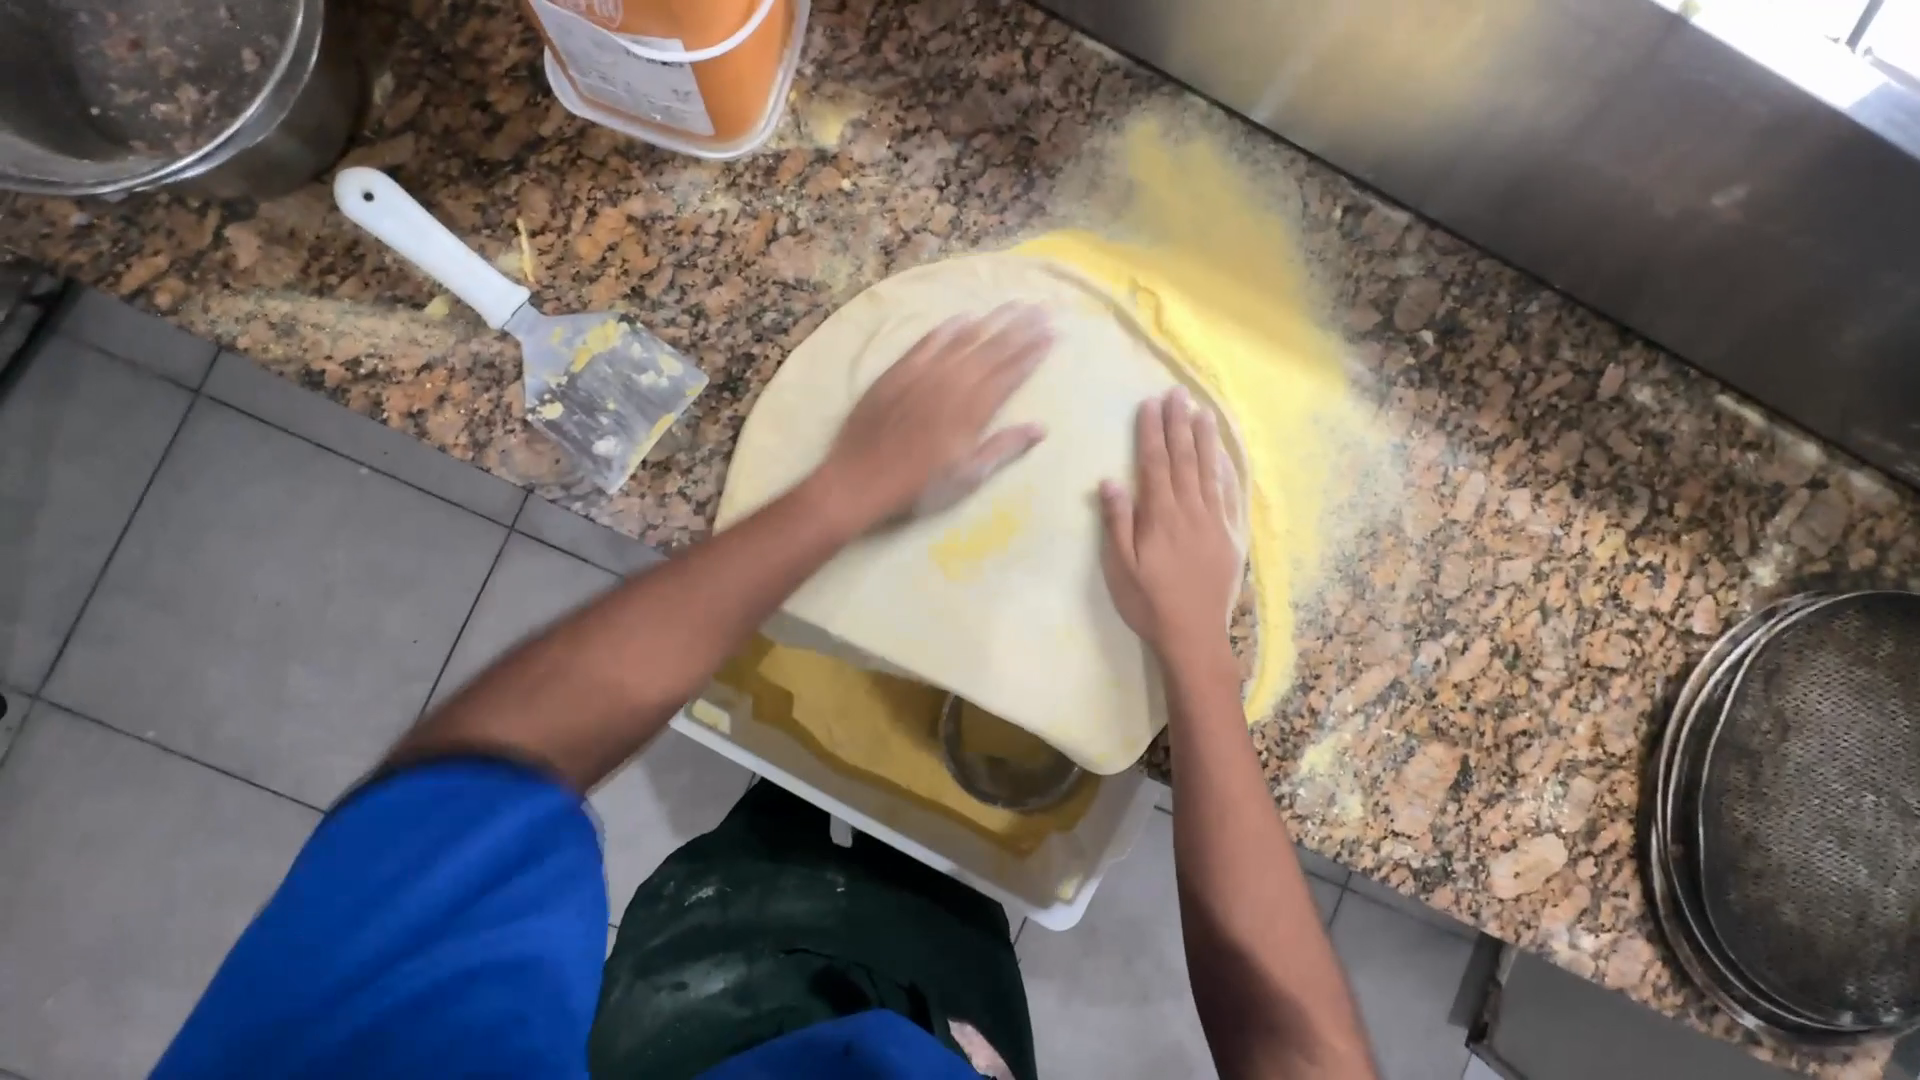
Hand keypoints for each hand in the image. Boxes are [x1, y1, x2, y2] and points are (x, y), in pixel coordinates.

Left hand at [815, 304, 1053, 528]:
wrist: (860, 480)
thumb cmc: (918, 486)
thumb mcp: (968, 476)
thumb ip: (1004, 447)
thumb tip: (1041, 428)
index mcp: (975, 409)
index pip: (1012, 372)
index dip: (1034, 352)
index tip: (1054, 333)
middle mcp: (953, 383)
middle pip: (993, 348)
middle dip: (1021, 328)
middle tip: (1043, 308)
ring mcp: (924, 374)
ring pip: (964, 339)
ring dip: (991, 321)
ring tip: (1013, 304)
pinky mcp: (898, 372)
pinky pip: (928, 342)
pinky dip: (947, 328)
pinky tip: (963, 317)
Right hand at [1099, 387, 1242, 667]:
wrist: (1193, 634)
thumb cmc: (1148, 602)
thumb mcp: (1120, 567)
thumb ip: (1117, 522)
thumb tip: (1110, 480)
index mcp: (1160, 517)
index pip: (1155, 464)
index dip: (1151, 433)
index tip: (1149, 405)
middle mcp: (1191, 511)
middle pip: (1184, 459)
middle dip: (1178, 424)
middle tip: (1176, 394)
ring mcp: (1215, 521)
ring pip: (1210, 470)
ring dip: (1204, 439)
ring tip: (1201, 411)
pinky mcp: (1231, 535)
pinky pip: (1230, 493)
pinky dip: (1226, 469)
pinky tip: (1223, 453)